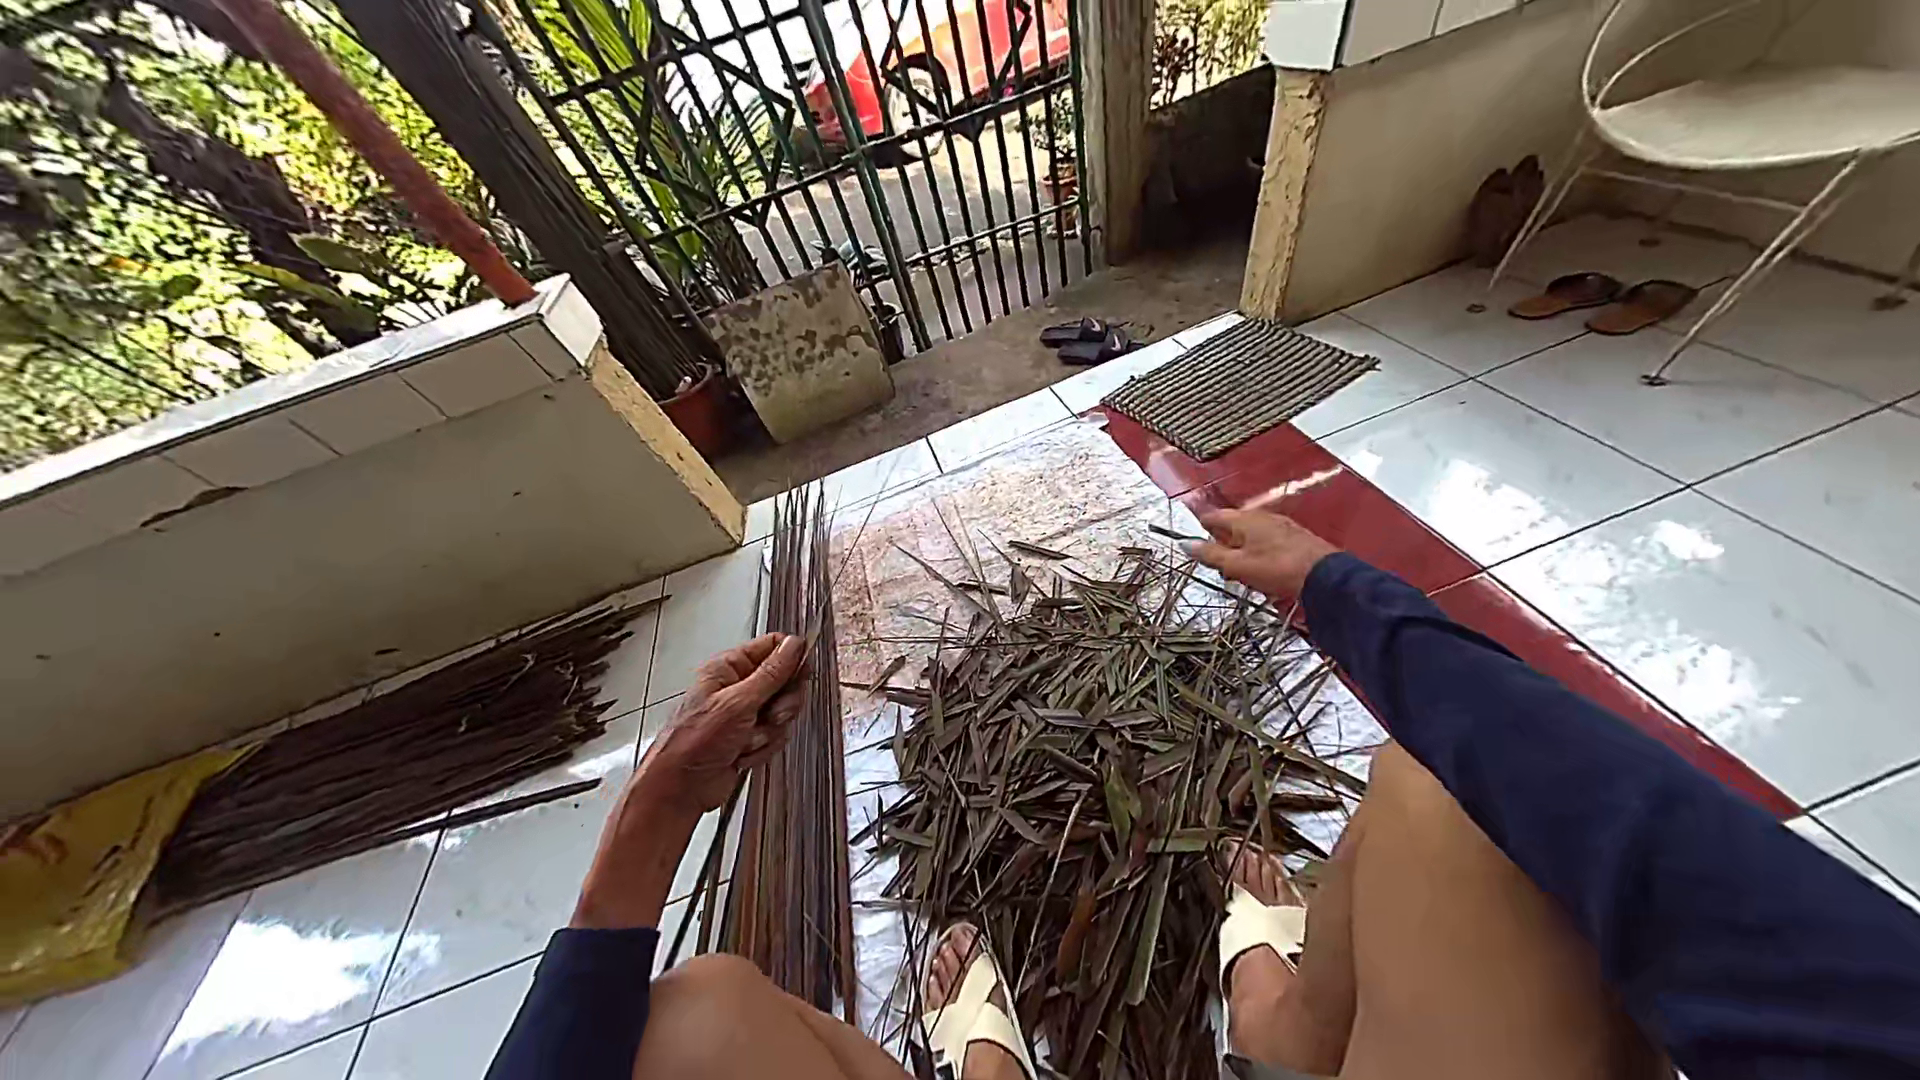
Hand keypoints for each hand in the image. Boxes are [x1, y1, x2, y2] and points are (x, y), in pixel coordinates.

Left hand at [635, 633, 808, 814]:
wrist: (679, 789)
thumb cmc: (692, 743)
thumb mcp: (738, 703)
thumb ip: (772, 673)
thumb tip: (794, 645)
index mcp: (729, 667)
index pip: (773, 646)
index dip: (792, 658)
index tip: (802, 674)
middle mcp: (738, 686)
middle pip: (785, 681)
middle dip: (782, 704)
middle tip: (771, 715)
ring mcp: (745, 712)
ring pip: (783, 710)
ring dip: (769, 730)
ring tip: (747, 740)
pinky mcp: (750, 736)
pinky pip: (776, 734)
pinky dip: (764, 747)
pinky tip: (743, 754)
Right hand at [1186, 509, 1338, 601]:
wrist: (1326, 579)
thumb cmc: (1277, 569)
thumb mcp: (1237, 565)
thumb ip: (1210, 554)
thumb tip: (1186, 543)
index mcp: (1244, 519)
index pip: (1213, 517)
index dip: (1201, 530)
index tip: (1196, 546)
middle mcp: (1262, 517)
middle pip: (1232, 528)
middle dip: (1223, 546)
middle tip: (1222, 569)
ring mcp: (1281, 526)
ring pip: (1250, 537)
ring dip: (1241, 553)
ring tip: (1243, 575)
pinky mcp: (1295, 539)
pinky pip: (1267, 544)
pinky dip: (1258, 556)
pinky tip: (1263, 573)